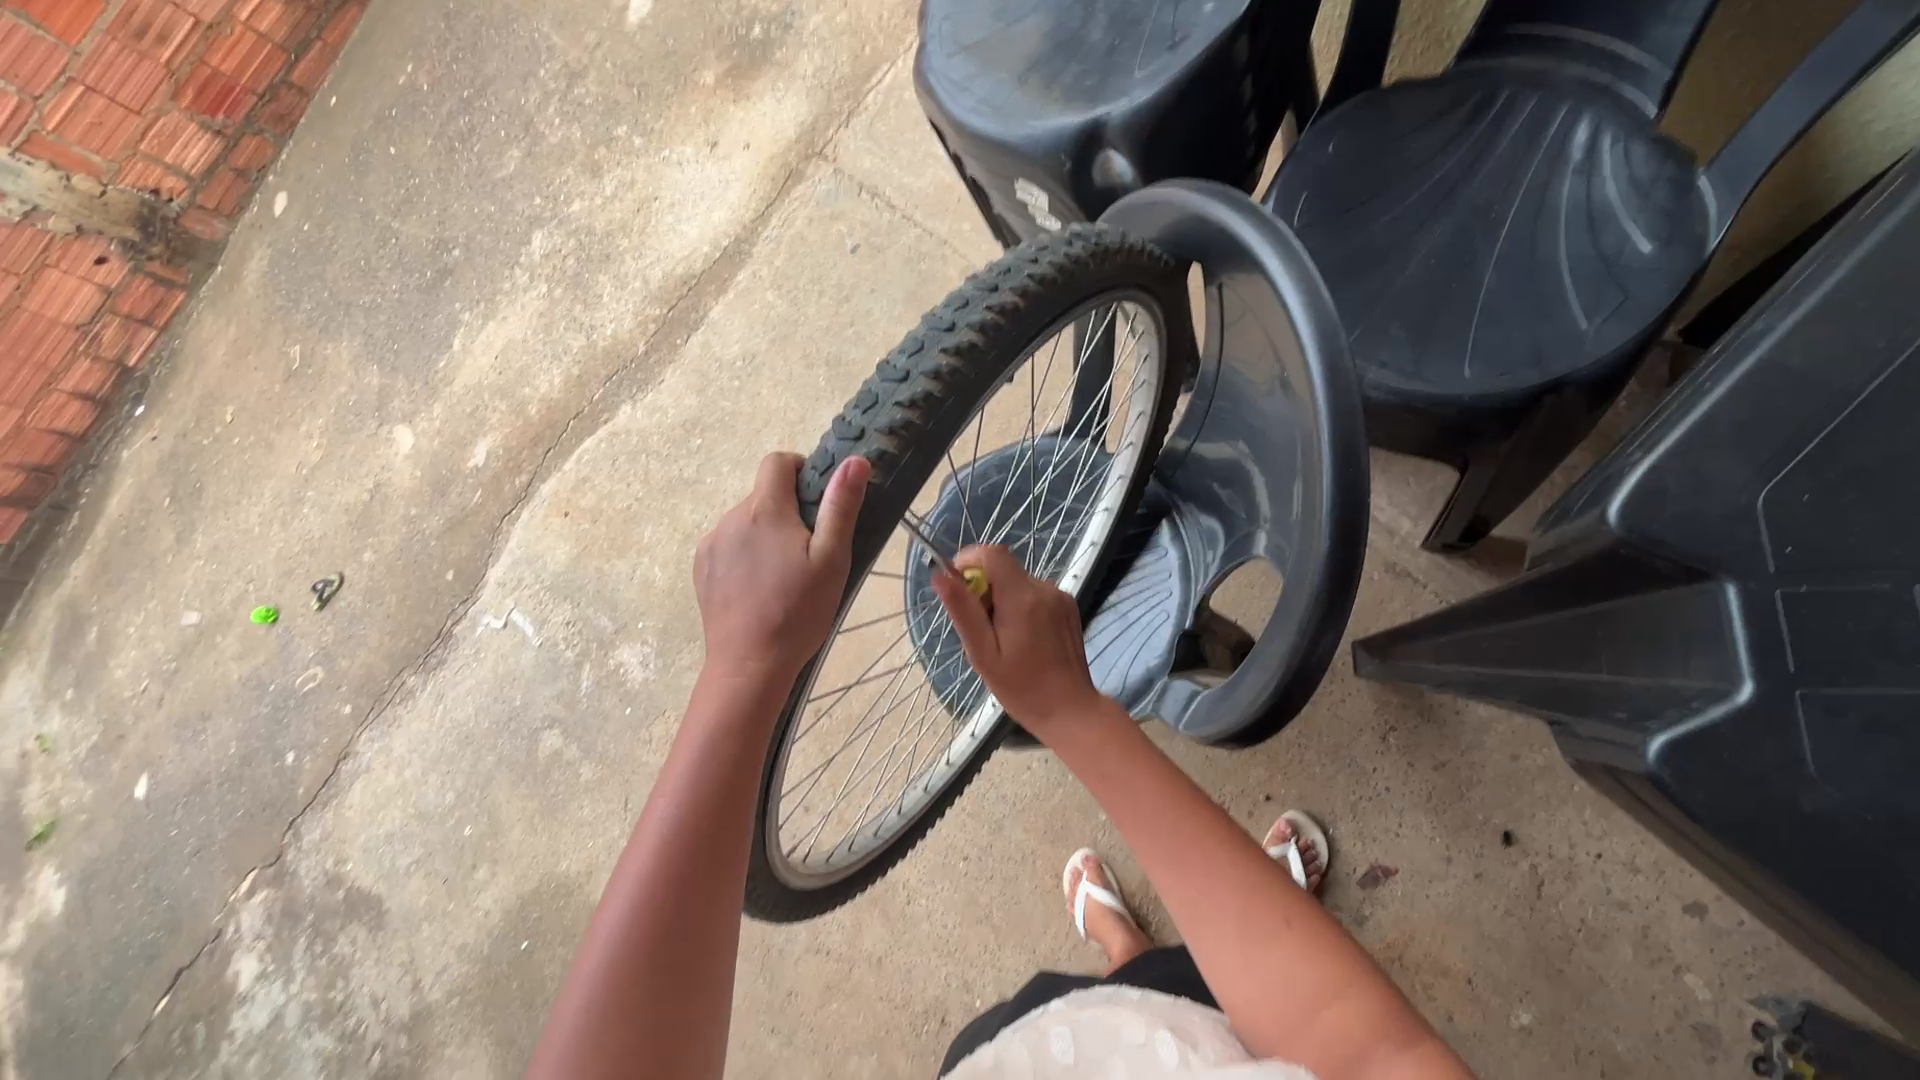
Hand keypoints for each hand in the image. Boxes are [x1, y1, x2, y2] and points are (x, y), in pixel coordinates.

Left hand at [694, 453, 868, 687]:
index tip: (818, 500)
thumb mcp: (832, 559)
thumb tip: (855, 460)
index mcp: (765, 510)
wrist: (749, 665)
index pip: (777, 462)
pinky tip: (761, 588)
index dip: (800, 470)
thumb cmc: (798, 612)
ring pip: (746, 522)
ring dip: (766, 534)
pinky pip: (729, 545)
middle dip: (788, 511)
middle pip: (763, 495)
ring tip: (785, 575)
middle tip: (810, 551)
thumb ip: (841, 506)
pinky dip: (747, 554)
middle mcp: (731, 518)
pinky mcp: (701, 568)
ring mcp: (712, 544)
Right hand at [931, 545, 1107, 736]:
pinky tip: (1023, 639)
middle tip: (981, 630)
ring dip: (1002, 601)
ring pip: (1018, 582)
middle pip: (1004, 569)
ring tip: (1003, 640)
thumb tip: (940, 575)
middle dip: (985, 590)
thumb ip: (963, 611)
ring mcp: (1060, 596)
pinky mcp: (1068, 606)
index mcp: (1022, 598)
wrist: (1071, 710)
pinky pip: (1034, 594)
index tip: (958, 587)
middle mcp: (1045, 589)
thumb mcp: (983, 654)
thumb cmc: (1022, 688)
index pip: (992, 553)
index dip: (969, 561)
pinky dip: (1020, 607)